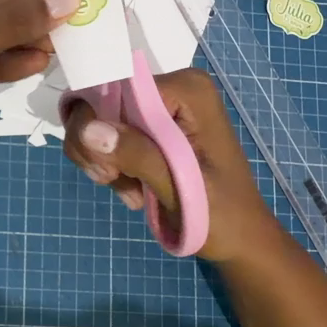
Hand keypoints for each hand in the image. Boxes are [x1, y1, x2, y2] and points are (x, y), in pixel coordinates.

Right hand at [62, 68, 282, 262]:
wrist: (239, 238)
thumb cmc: (221, 215)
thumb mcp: (179, 187)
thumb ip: (137, 154)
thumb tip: (88, 128)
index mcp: (187, 90)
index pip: (116, 88)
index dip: (99, 124)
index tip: (109, 170)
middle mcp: (171, 88)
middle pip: (101, 102)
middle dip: (98, 147)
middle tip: (114, 180)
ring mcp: (159, 106)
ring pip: (96, 121)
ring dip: (103, 161)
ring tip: (131, 190)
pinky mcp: (149, 125)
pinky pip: (104, 135)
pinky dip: (109, 164)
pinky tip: (131, 187)